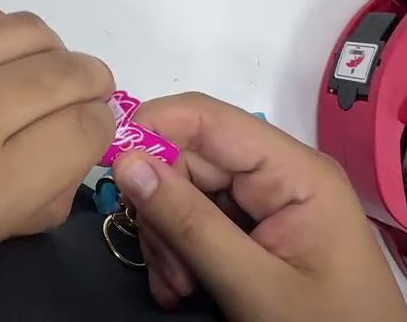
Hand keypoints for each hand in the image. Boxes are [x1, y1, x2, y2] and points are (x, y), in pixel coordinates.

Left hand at [0, 2, 115, 292]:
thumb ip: (44, 193)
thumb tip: (79, 140)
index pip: (86, 130)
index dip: (100, 128)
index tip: (90, 128)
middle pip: (68, 71)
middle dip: (89, 85)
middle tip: (81, 97)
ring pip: (31, 30)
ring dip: (49, 53)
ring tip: (36, 74)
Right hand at [110, 93, 406, 321]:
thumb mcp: (257, 290)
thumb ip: (190, 223)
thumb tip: (124, 160)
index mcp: (294, 170)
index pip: (204, 117)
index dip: (152, 129)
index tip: (113, 168)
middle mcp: (277, 171)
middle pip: (187, 156)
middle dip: (162, 206)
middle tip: (163, 266)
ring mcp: (265, 199)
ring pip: (182, 187)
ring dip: (166, 234)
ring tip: (176, 285)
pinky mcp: (254, 226)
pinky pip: (195, 215)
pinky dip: (177, 247)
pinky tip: (180, 286)